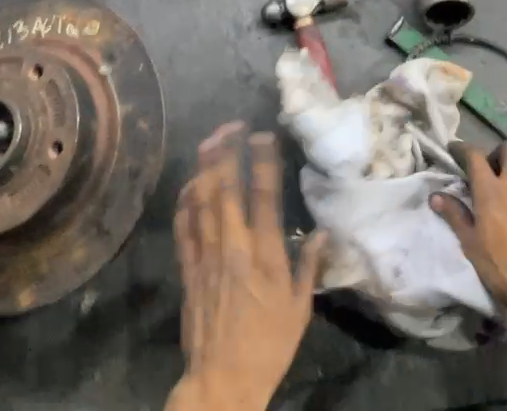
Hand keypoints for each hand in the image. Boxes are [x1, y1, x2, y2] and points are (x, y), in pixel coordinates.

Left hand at [168, 122, 327, 410]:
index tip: (263, 135)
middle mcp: (233, 247)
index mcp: (264, 255)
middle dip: (227, 151)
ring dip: (205, 166)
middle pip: (226, 188)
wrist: (223, 380)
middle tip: (233, 125)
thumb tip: (323, 232)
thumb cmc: (269, 345)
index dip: (262, 161)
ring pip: (201, 200)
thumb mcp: (300, 308)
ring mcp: (206, 256)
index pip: (263, 196)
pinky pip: (183, 226)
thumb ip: (309, 265)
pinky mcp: (187, 269)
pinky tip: (190, 183)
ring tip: (210, 140)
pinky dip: (185, 200)